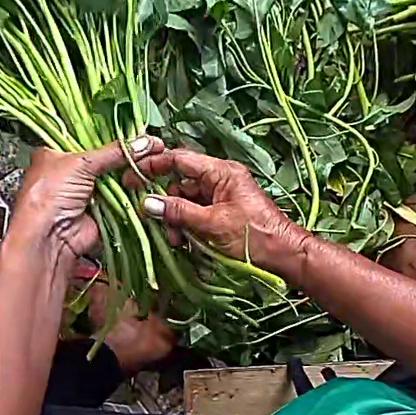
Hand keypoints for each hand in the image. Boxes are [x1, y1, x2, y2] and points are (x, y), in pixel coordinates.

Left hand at [10, 136, 162, 258]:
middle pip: (108, 160)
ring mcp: (88, 193)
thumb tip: (141, 141)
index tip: (137, 135)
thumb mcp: (80, 164)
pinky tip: (147, 183)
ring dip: (133, 175)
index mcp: (57, 155)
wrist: (50, 238)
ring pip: (118, 179)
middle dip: (127, 157)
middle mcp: (72, 173)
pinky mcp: (103, 210)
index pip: (91, 139)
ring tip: (152, 164)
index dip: (114, 137)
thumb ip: (113, 152)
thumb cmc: (47, 196)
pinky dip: (134, 193)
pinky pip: (124, 198)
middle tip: (150, 148)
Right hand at [130, 149, 313, 278]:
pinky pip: (196, 215)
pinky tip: (185, 243)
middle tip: (157, 223)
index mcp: (221, 172)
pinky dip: (187, 228)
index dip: (153, 165)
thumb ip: (179, 211)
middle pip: (180, 183)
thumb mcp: (213, 223)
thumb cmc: (254, 236)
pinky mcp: (222, 214)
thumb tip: (147, 202)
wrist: (284, 255)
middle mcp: (220, 179)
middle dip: (166, 204)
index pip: (180, 159)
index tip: (131, 177)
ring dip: (176, 221)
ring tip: (177, 240)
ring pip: (185, 202)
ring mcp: (221, 197)